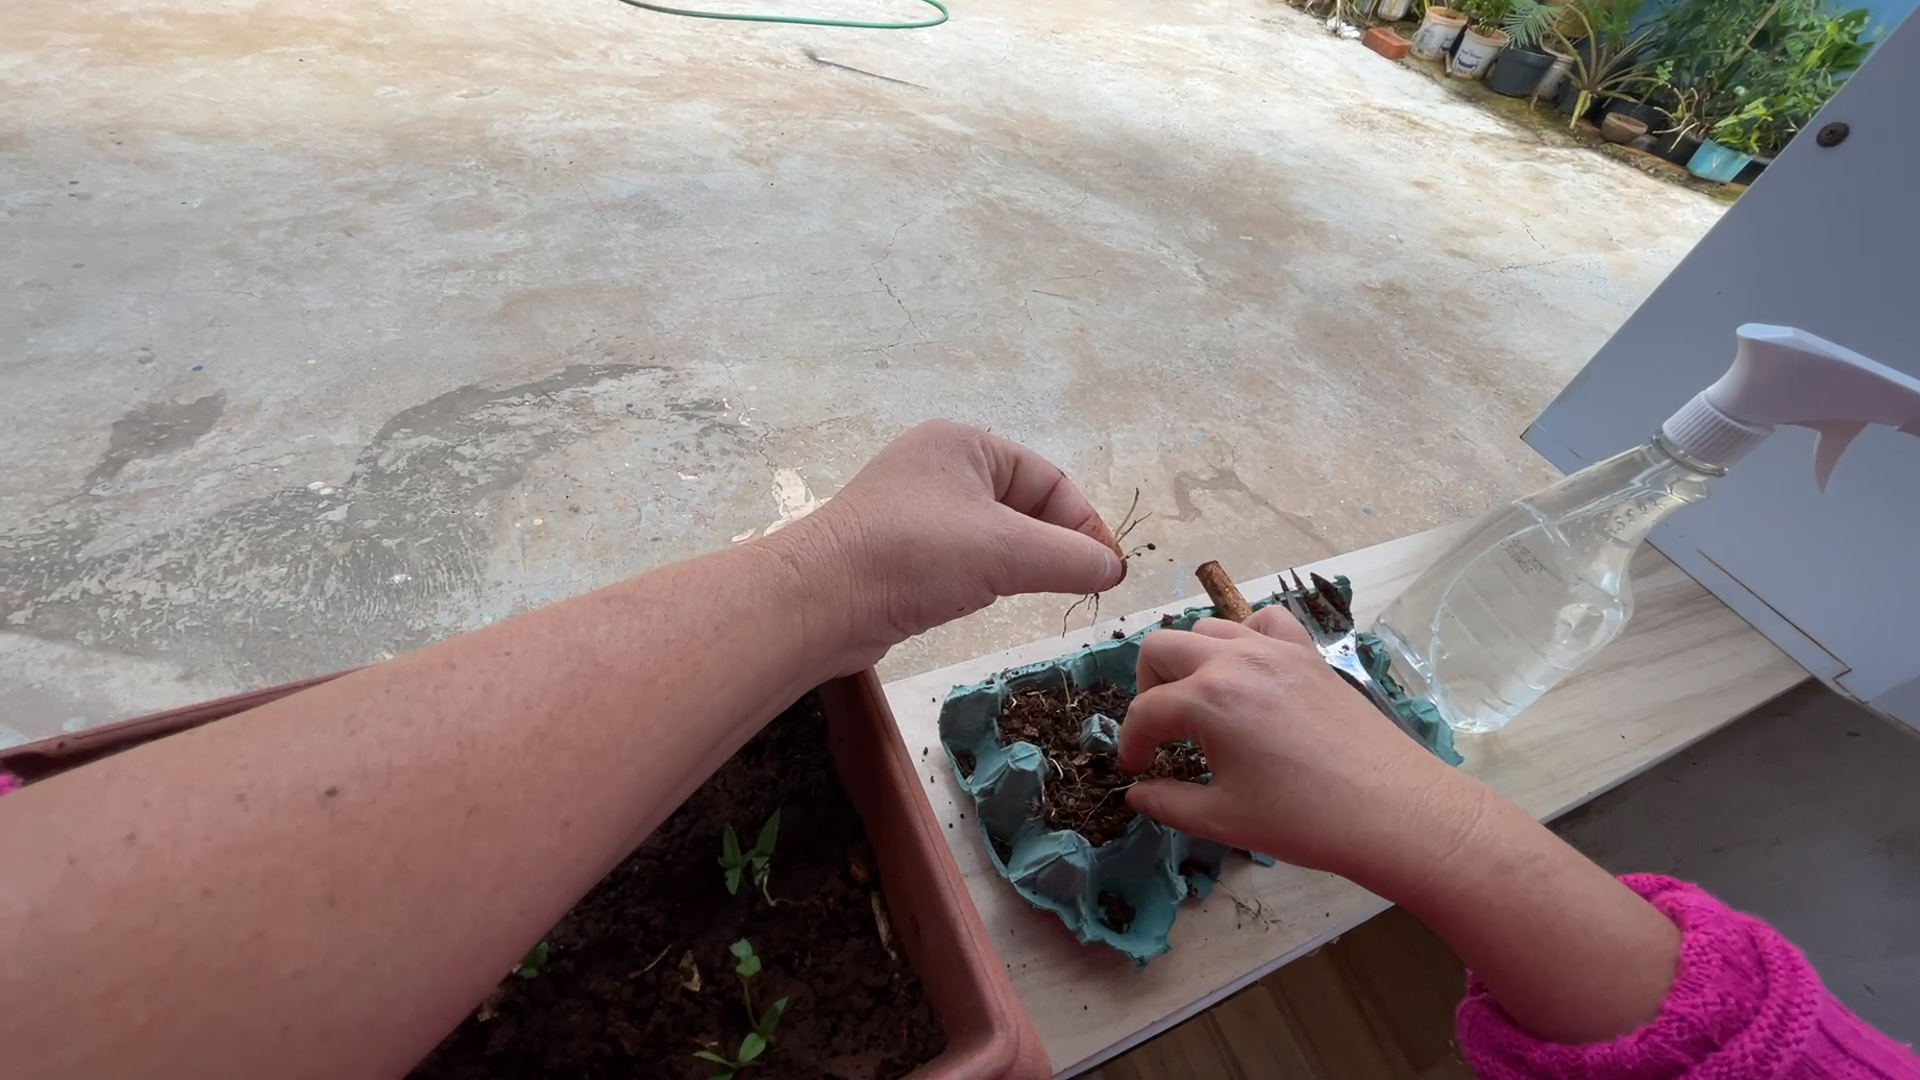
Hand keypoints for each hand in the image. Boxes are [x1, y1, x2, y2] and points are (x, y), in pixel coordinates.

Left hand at [766, 421, 1122, 672]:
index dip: (1084, 524)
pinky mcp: (900, 551)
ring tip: (1042, 591)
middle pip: (1023, 504)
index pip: (1048, 479)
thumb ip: (1069, 557)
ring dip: (1023, 561)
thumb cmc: (915, 556)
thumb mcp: (1005, 549)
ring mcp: (916, 510)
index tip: (1108, 571)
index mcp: (964, 444)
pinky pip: (963, 556)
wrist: (820, 601)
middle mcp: (939, 468)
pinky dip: (988, 574)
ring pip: (994, 533)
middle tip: (1082, 586)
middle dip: (1055, 544)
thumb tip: (1113, 568)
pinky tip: (992, 596)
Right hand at [1117, 607, 1488, 894]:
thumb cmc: (1306, 820)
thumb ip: (1167, 803)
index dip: (1131, 743)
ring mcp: (1273, 649)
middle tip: (1161, 729)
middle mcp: (1233, 659)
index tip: (1135, 769)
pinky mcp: (1306, 653)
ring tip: (1200, 700)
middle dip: (1147, 688)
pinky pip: (1262, 620)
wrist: (1399, 814)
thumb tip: (1136, 793)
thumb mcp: (1224, 820)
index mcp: (1207, 699)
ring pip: (1205, 627)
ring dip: (1188, 660)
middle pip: (1160, 648)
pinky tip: (1248, 669)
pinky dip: (1244, 636)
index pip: (1145, 711)